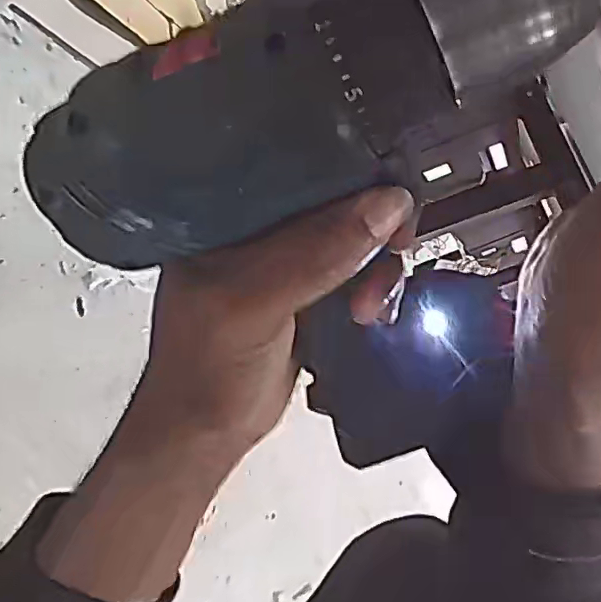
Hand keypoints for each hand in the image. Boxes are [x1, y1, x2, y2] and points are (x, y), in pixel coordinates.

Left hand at [38, 187, 414, 601]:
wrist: (209, 431)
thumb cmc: (205, 365)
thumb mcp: (255, 304)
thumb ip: (316, 255)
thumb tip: (383, 206)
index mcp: (228, 212)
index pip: (295, 169)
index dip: (346, 174)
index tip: (388, 191)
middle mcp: (258, 228)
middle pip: (332, 201)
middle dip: (371, 224)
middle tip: (395, 246)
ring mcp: (285, 260)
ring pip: (351, 236)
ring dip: (375, 264)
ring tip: (369, 302)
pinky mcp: (308, 289)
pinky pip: (355, 270)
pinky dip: (373, 284)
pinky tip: (370, 308)